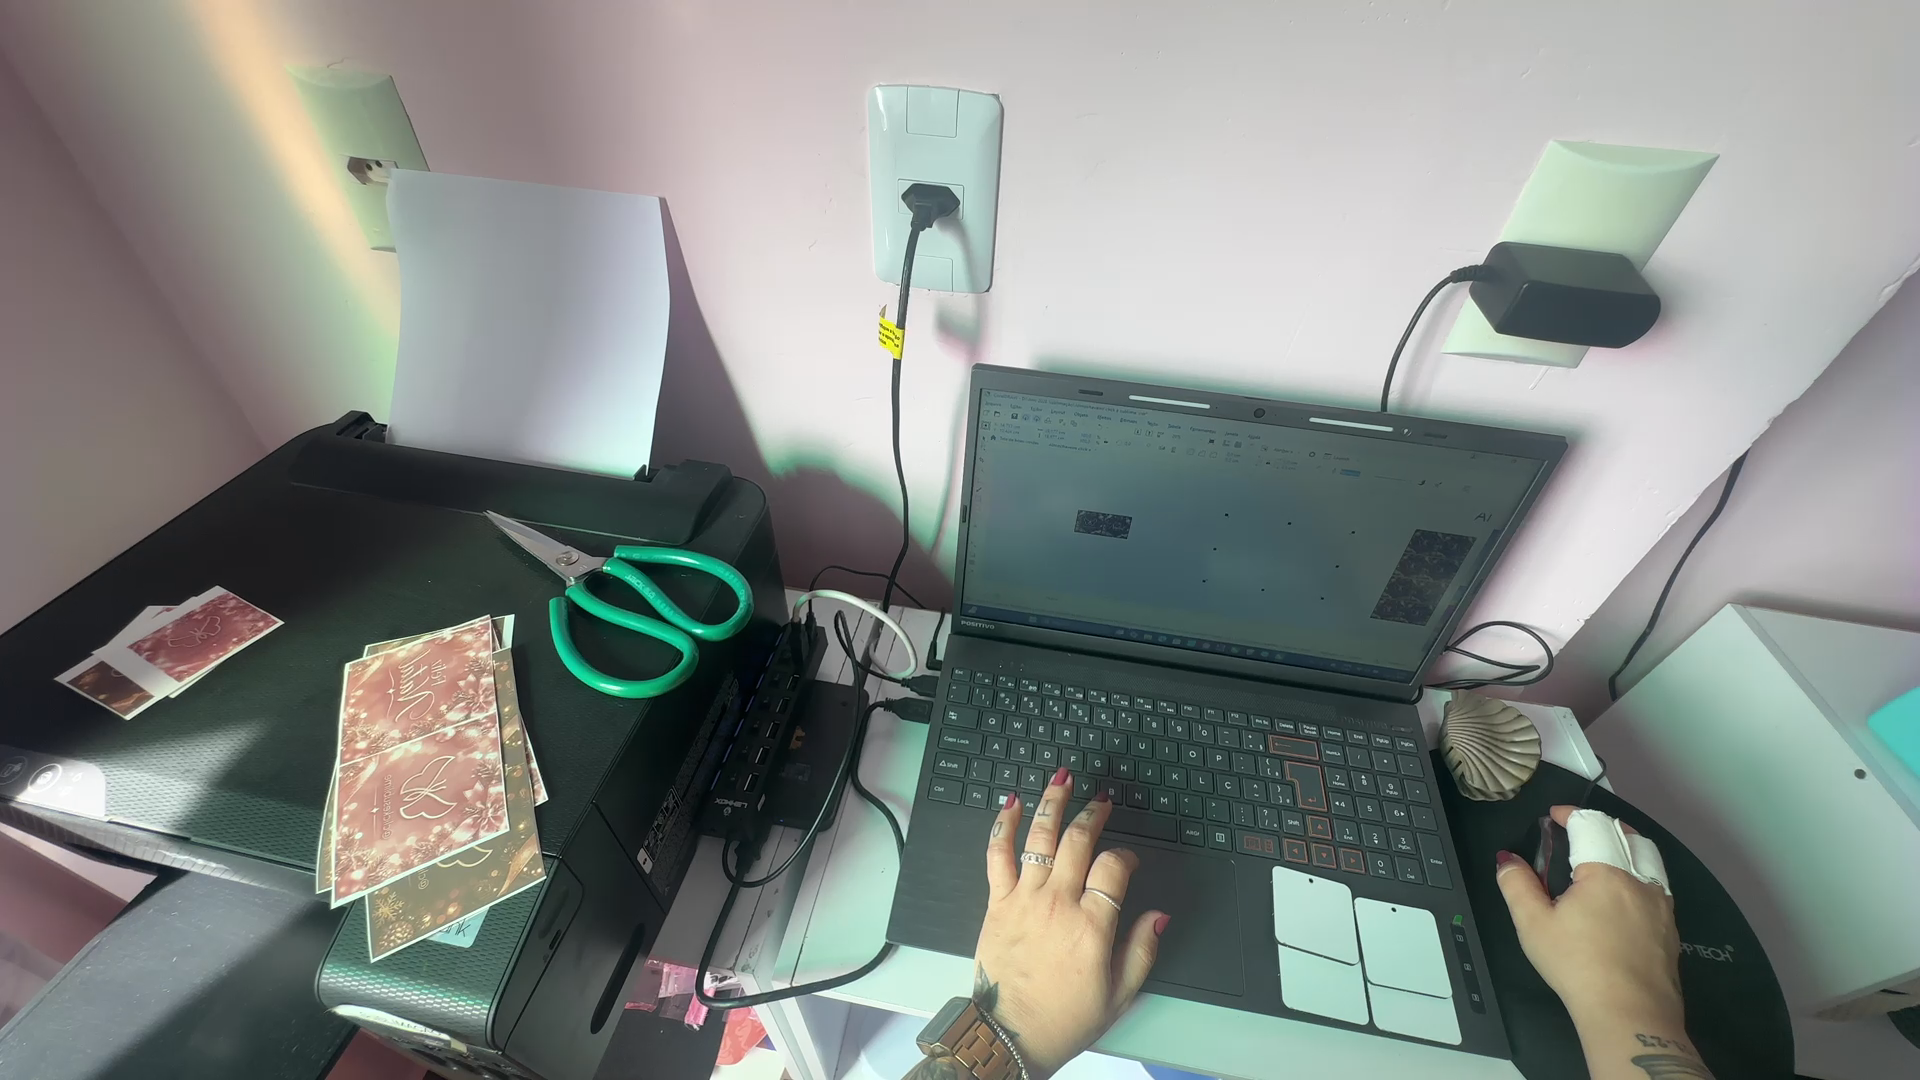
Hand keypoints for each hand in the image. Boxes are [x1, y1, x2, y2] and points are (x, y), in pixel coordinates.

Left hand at [973, 769, 1168, 1078]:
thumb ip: (1142, 951)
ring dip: (1053, 802)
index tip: (1129, 860)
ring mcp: (1025, 897)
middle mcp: (1058, 903)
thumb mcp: (1118, 995)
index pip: (1114, 869)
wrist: (1011, 1034)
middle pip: (1078, 841)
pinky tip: (1013, 802)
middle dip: (1093, 814)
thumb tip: (1157, 915)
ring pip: (1040, 836)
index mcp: (1091, 926)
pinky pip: (998, 853)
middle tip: (1102, 799)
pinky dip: (1004, 824)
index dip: (1126, 857)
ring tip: (1063, 778)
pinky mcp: (998, 900)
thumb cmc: (1065, 1017)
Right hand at [1496, 804, 1683, 1029]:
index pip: (1592, 826)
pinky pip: (1657, 886)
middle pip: (1631, 836)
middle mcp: (1642, 885)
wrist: (1630, 1016)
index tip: (1552, 816)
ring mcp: (1662, 909)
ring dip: (1624, 846)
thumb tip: (1507, 859)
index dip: (1569, 813)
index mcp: (1607, 875)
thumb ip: (1516, 882)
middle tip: (1576, 827)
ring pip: (1651, 860)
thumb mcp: (1531, 921)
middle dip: (1602, 824)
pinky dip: (1636, 872)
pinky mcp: (1670, 932)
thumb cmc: (1577, 965)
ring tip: (1597, 854)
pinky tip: (1616, 892)